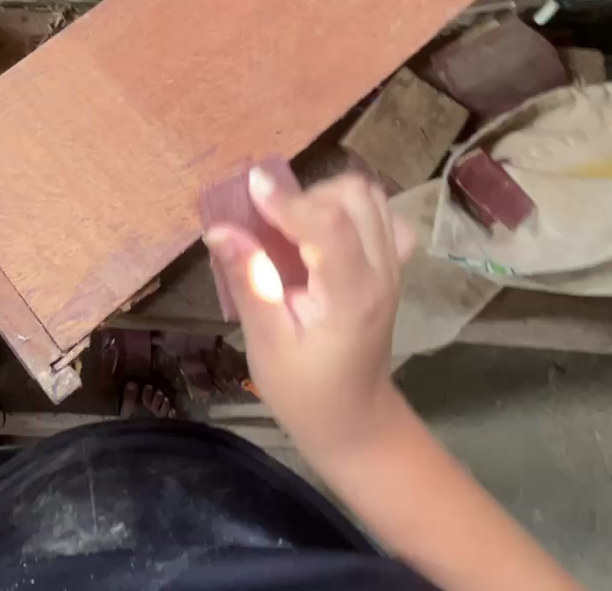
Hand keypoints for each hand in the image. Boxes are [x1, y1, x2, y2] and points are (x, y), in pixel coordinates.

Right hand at [205, 168, 416, 461]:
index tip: (248, 189)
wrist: (355, 422)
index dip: (286, 200)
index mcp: (351, 295)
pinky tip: (324, 232)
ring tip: (292, 226)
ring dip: (325, 197)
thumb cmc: (305, 391)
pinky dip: (351, 210)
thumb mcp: (266, 344)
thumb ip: (248, 282)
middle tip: (270, 223)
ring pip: (368, 197)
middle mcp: (381, 272)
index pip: (328, 224)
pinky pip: (380, 216)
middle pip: (354, 197)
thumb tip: (219, 229)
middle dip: (305, 197)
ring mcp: (392, 267)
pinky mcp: (391, 266)